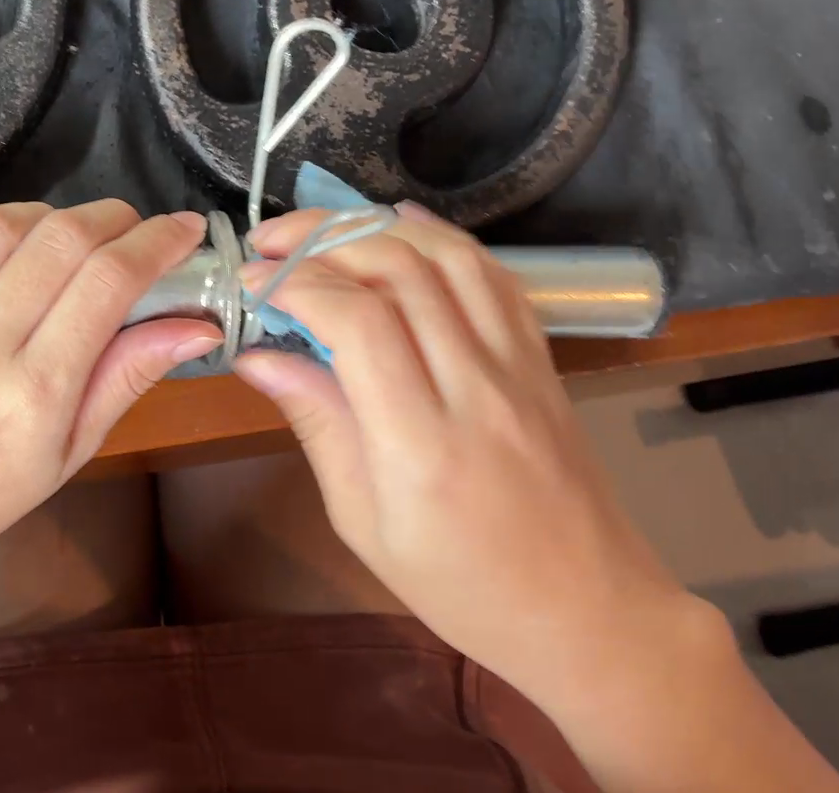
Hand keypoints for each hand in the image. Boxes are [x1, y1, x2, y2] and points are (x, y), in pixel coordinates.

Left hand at [0, 201, 220, 600]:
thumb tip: (198, 323)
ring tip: (49, 234)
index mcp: (33, 394)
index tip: (179, 229)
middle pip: (55, 242)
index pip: (108, 281)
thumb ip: (126, 378)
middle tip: (122, 227)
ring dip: (33, 216)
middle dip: (108, 218)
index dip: (157, 241)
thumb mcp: (68, 453)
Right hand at [234, 204, 711, 703]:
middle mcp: (476, 389)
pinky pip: (496, 279)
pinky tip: (400, 225)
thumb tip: (255, 356)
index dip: (295, 283)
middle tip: (269, 244)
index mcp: (420, 440)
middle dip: (323, 239)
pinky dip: (443, 238)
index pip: (357, 321)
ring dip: (377, 227)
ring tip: (320, 230)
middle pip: (401, 272)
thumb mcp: (360, 518)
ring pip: (451, 260)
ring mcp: (519, 370)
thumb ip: (315, 422)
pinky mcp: (541, 364)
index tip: (249, 281)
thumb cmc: (456, 581)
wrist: (589, 615)